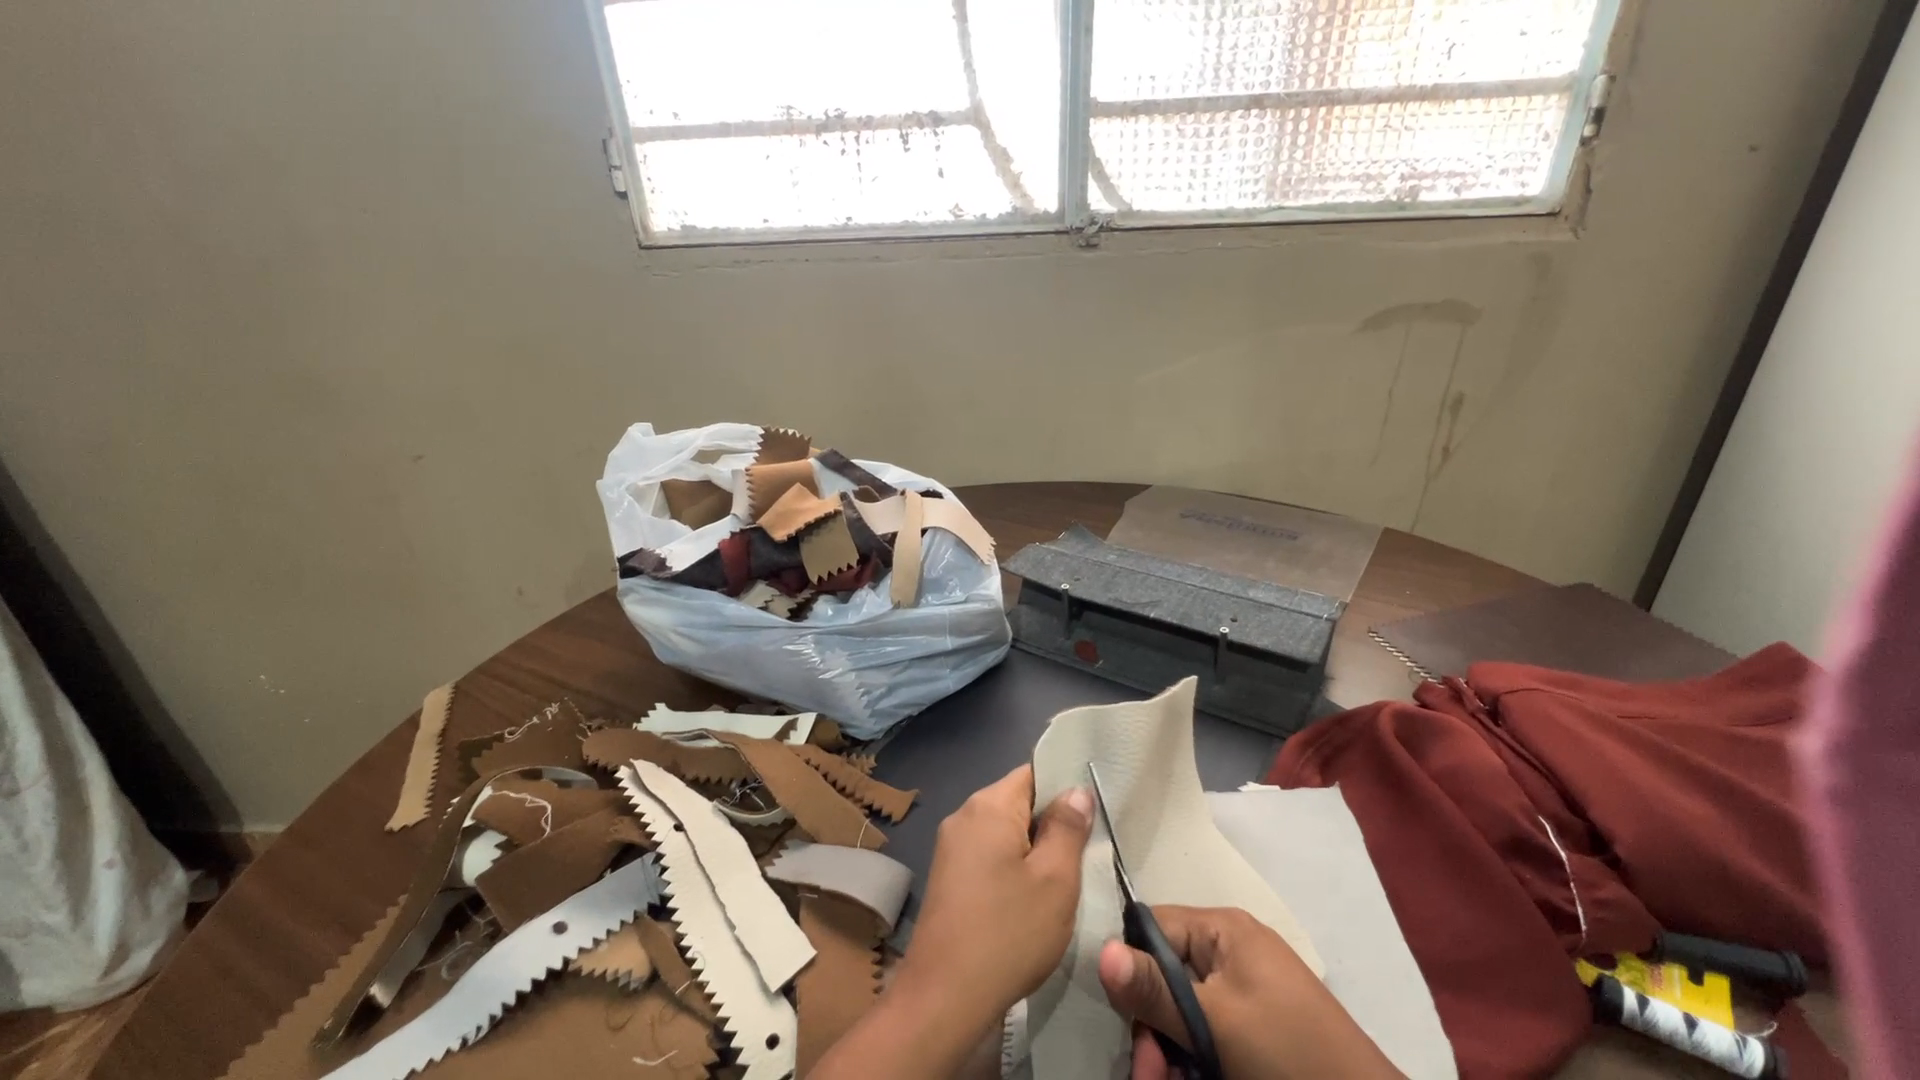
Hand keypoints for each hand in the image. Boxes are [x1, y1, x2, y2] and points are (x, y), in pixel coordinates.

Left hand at [896, 764, 1093, 1021]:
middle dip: (1052, 821)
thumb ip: (1067, 828)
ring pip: (1005, 832)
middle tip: (1089, 848)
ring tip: (1067, 876)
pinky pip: (989, 856)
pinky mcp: (948, 878)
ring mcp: (950, 849)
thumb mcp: (1056, 879)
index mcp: (988, 806)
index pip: (1033, 773)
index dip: (1066, 785)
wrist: (945, 995)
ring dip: (1034, 849)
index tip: (1096, 809)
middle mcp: (963, 817)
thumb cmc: (1009, 932)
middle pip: (1018, 802)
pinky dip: (1014, 868)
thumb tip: (1075, 791)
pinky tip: (1033, 897)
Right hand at [1098, 906, 1402, 1079]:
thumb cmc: (1286, 1052)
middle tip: (1149, 1073)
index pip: (1150, 927)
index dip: (1129, 968)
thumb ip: (1152, 989)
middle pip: (1162, 976)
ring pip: (1180, 1013)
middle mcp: (1230, 951)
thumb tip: (1097, 949)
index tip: (1122, 1019)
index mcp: (1223, 929)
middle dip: (1150, 1028)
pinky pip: (1206, 1034)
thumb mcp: (1214, 1022)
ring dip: (1167, 1052)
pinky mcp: (1253, 1028)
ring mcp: (1244, 991)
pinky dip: (1193, 1060)